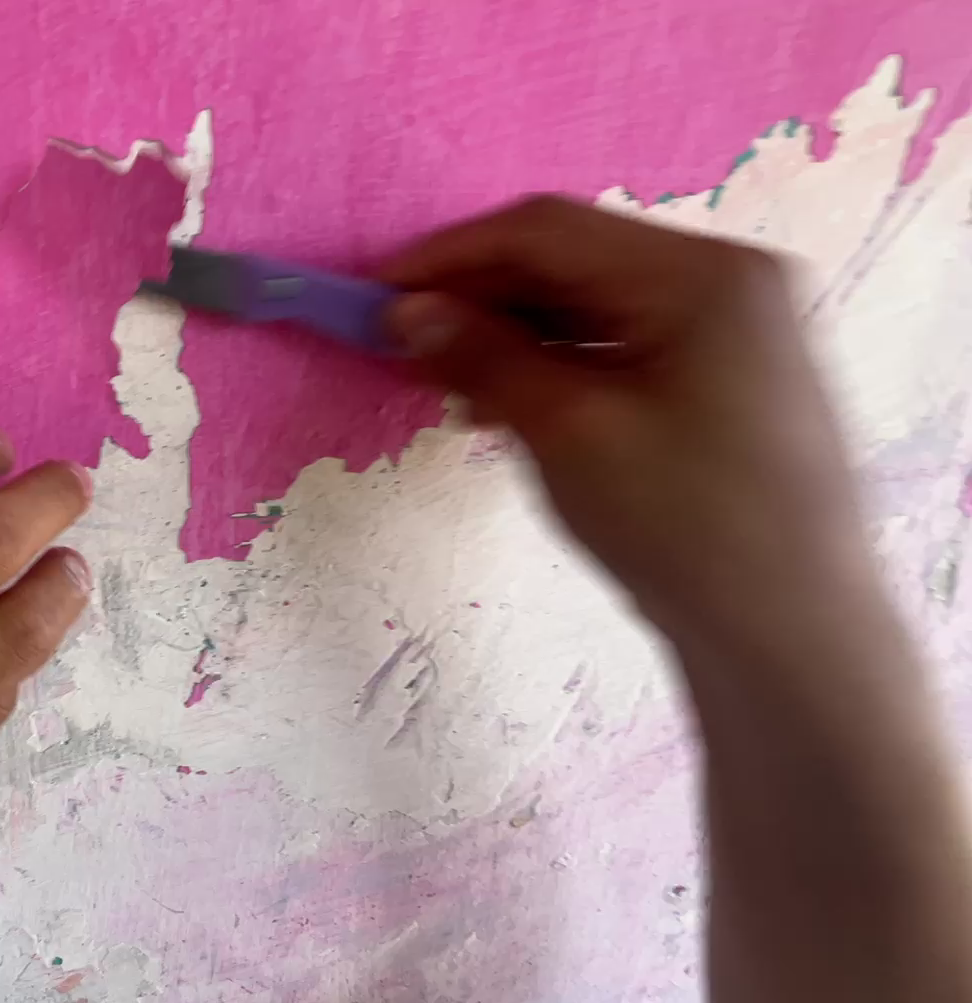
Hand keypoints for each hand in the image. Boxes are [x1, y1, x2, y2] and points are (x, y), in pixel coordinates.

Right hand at [381, 195, 873, 640]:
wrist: (778, 619)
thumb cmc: (677, 519)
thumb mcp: (564, 430)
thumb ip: (481, 357)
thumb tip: (404, 311)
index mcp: (697, 275)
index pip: (545, 232)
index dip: (447, 255)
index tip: (375, 295)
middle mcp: (712, 281)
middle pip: (560, 263)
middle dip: (469, 297)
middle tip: (395, 343)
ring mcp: (710, 327)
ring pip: (571, 305)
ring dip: (495, 332)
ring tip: (436, 378)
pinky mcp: (696, 371)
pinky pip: (594, 343)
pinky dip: (532, 361)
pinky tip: (490, 402)